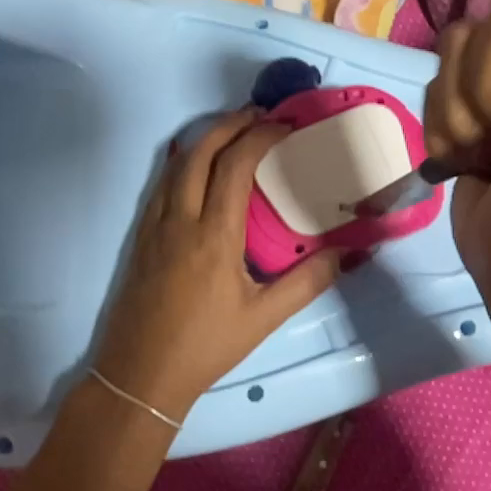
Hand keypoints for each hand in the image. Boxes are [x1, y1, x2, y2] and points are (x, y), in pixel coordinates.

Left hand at [91, 109, 342, 422]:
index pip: (235, 164)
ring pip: (176, 162)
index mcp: (214, 235)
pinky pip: (162, 181)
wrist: (139, 375)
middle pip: (200, 150)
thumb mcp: (264, 318)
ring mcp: (155, 225)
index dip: (260, 136)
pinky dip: (184, 159)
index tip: (284, 125)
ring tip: (234, 130)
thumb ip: (308, 282)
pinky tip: (197, 164)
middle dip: (230, 123)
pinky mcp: (142, 235)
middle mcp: (180, 219)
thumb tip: (351, 252)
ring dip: (206, 137)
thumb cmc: (205, 347)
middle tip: (259, 115)